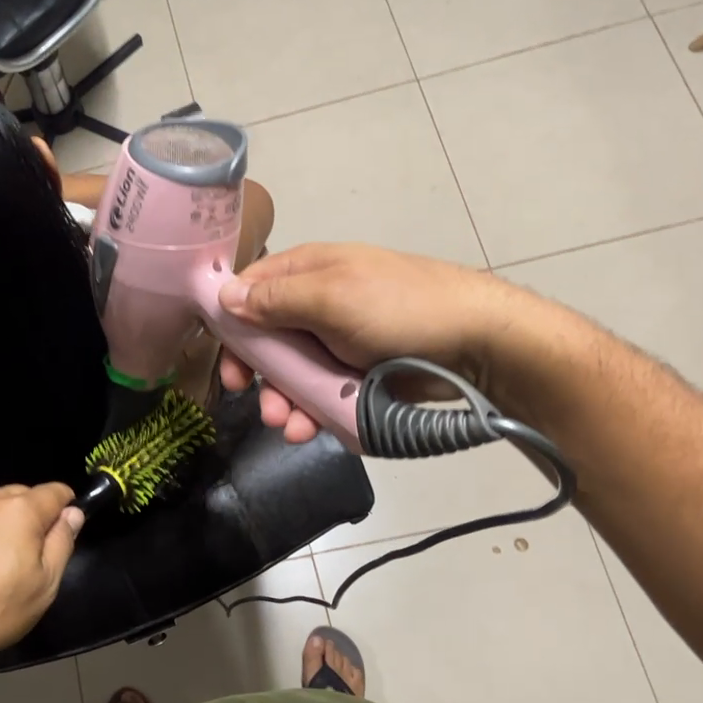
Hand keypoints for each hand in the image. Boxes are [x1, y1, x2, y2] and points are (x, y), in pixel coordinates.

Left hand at [0, 484, 82, 685]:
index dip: (68, 508)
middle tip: (32, 557)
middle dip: (35, 517)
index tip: (65, 533)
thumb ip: (62, 543)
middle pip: (23, 496)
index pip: (56, 491)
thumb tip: (72, 514)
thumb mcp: (43, 585)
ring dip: (5, 525)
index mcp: (19, 509)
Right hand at [217, 243, 553, 440]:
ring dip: (282, 401)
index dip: (231, 323)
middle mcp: (317, 305)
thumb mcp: (332, 297)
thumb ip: (275, 300)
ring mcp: (338, 343)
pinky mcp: (356, 377)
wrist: (478, 346)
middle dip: (257, 374)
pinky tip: (307, 430)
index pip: (251, 291)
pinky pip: (320, 396)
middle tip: (249, 398)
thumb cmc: (400, 309)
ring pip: (291, 375)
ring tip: (287, 425)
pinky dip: (310, 414)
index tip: (224, 357)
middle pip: (267, 340)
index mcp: (309, 272)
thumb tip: (224, 296)